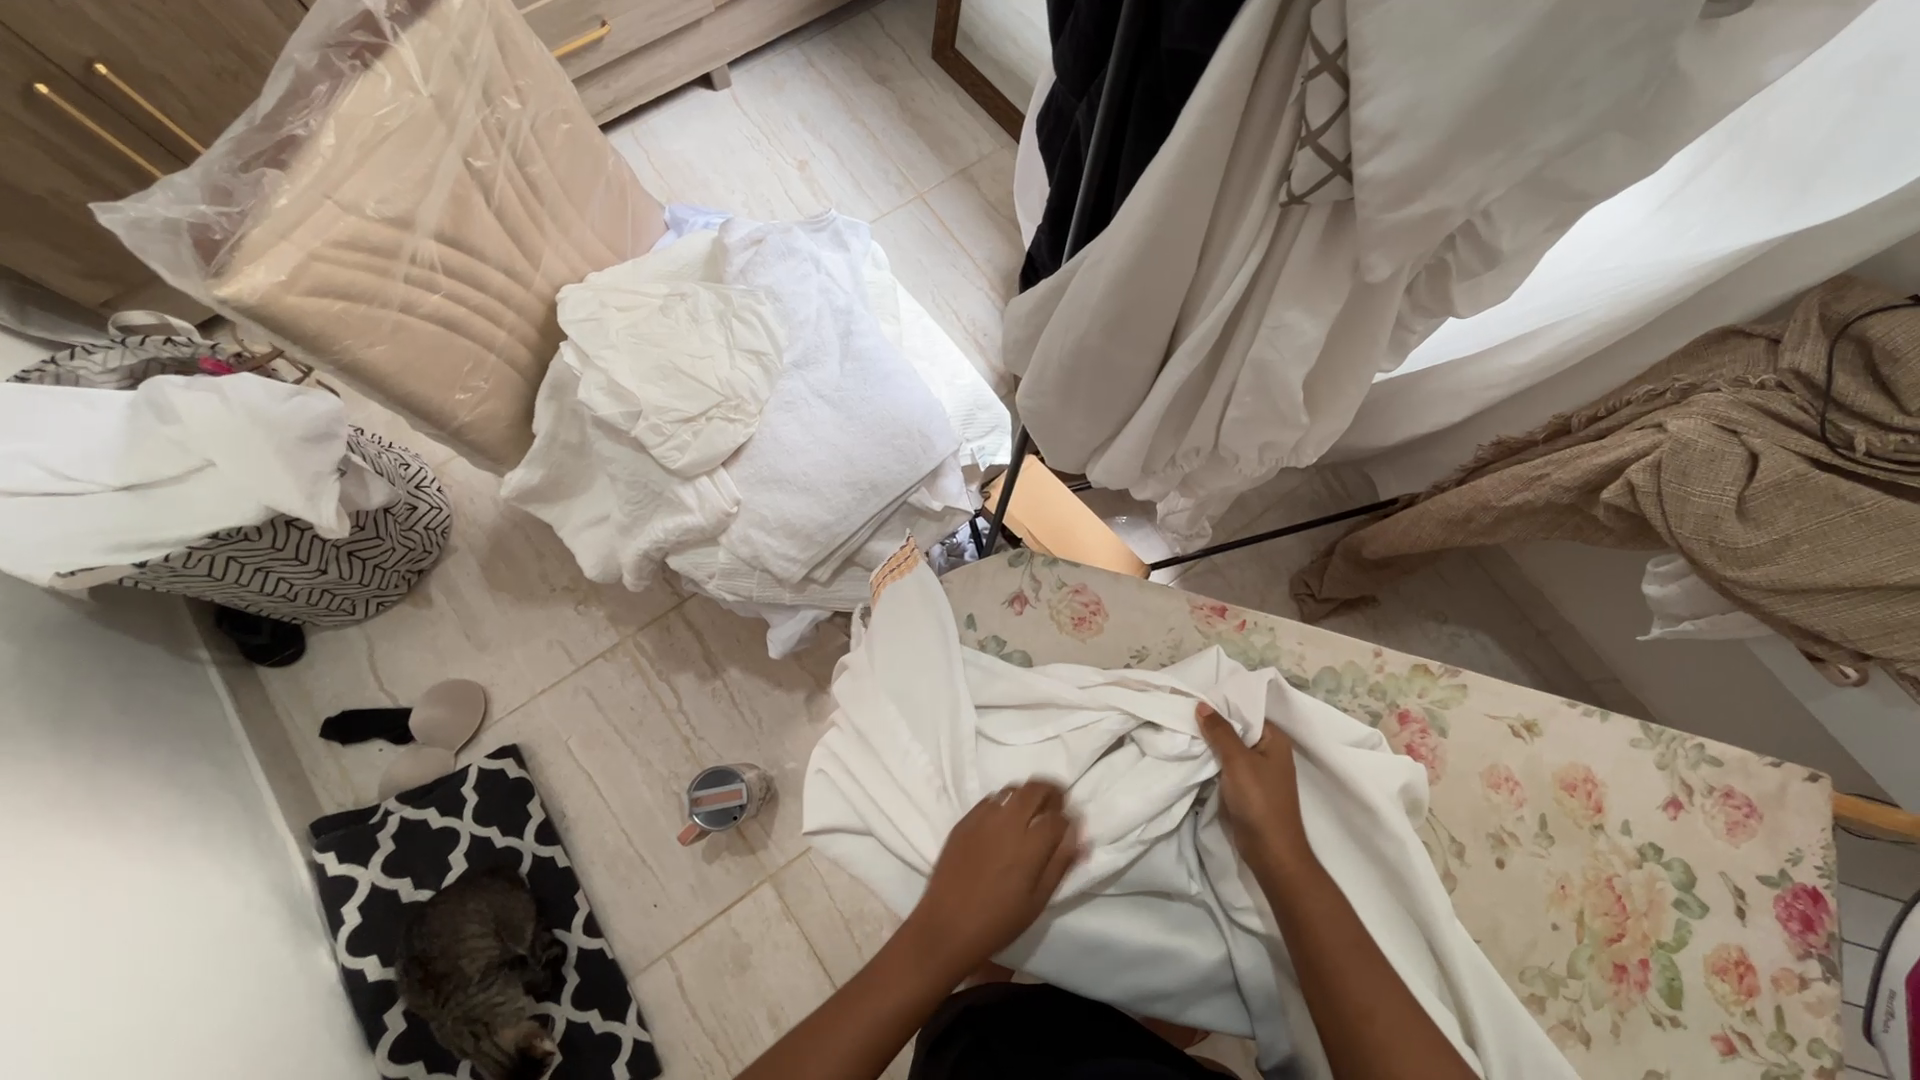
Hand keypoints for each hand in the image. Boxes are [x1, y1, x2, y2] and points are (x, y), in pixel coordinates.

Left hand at [904, 780, 1082, 976]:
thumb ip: (1060, 864)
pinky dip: (1002, 804)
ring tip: (1030, 813)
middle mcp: (1008, 822)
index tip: (1070, 828)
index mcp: (1030, 844)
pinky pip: (989, 801)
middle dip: (1052, 793)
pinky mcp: (964, 822)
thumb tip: (1080, 837)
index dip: (1069, 819)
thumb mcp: (1038, 900)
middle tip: (1055, 806)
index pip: (1059, 817)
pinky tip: (1002, 823)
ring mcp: (982, 819)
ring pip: (1012, 790)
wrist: (947, 926)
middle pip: (1036, 789)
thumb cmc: (998, 921)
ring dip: (1027, 795)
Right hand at [1197, 704, 1313, 876]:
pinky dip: (1211, 760)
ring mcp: (1257, 770)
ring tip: (1182, 728)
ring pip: (1229, 748)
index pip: (1247, 711)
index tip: (1194, 698)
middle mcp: (1268, 751)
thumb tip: (1202, 705)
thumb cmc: (1259, 800)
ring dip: (1209, 743)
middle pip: (1237, 729)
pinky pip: (1225, 765)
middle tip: (1182, 711)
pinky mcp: (1245, 787)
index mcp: (1275, 739)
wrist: (1269, 850)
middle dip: (1213, 723)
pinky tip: (1191, 753)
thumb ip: (1220, 731)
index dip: (1222, 705)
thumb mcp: (1238, 761)